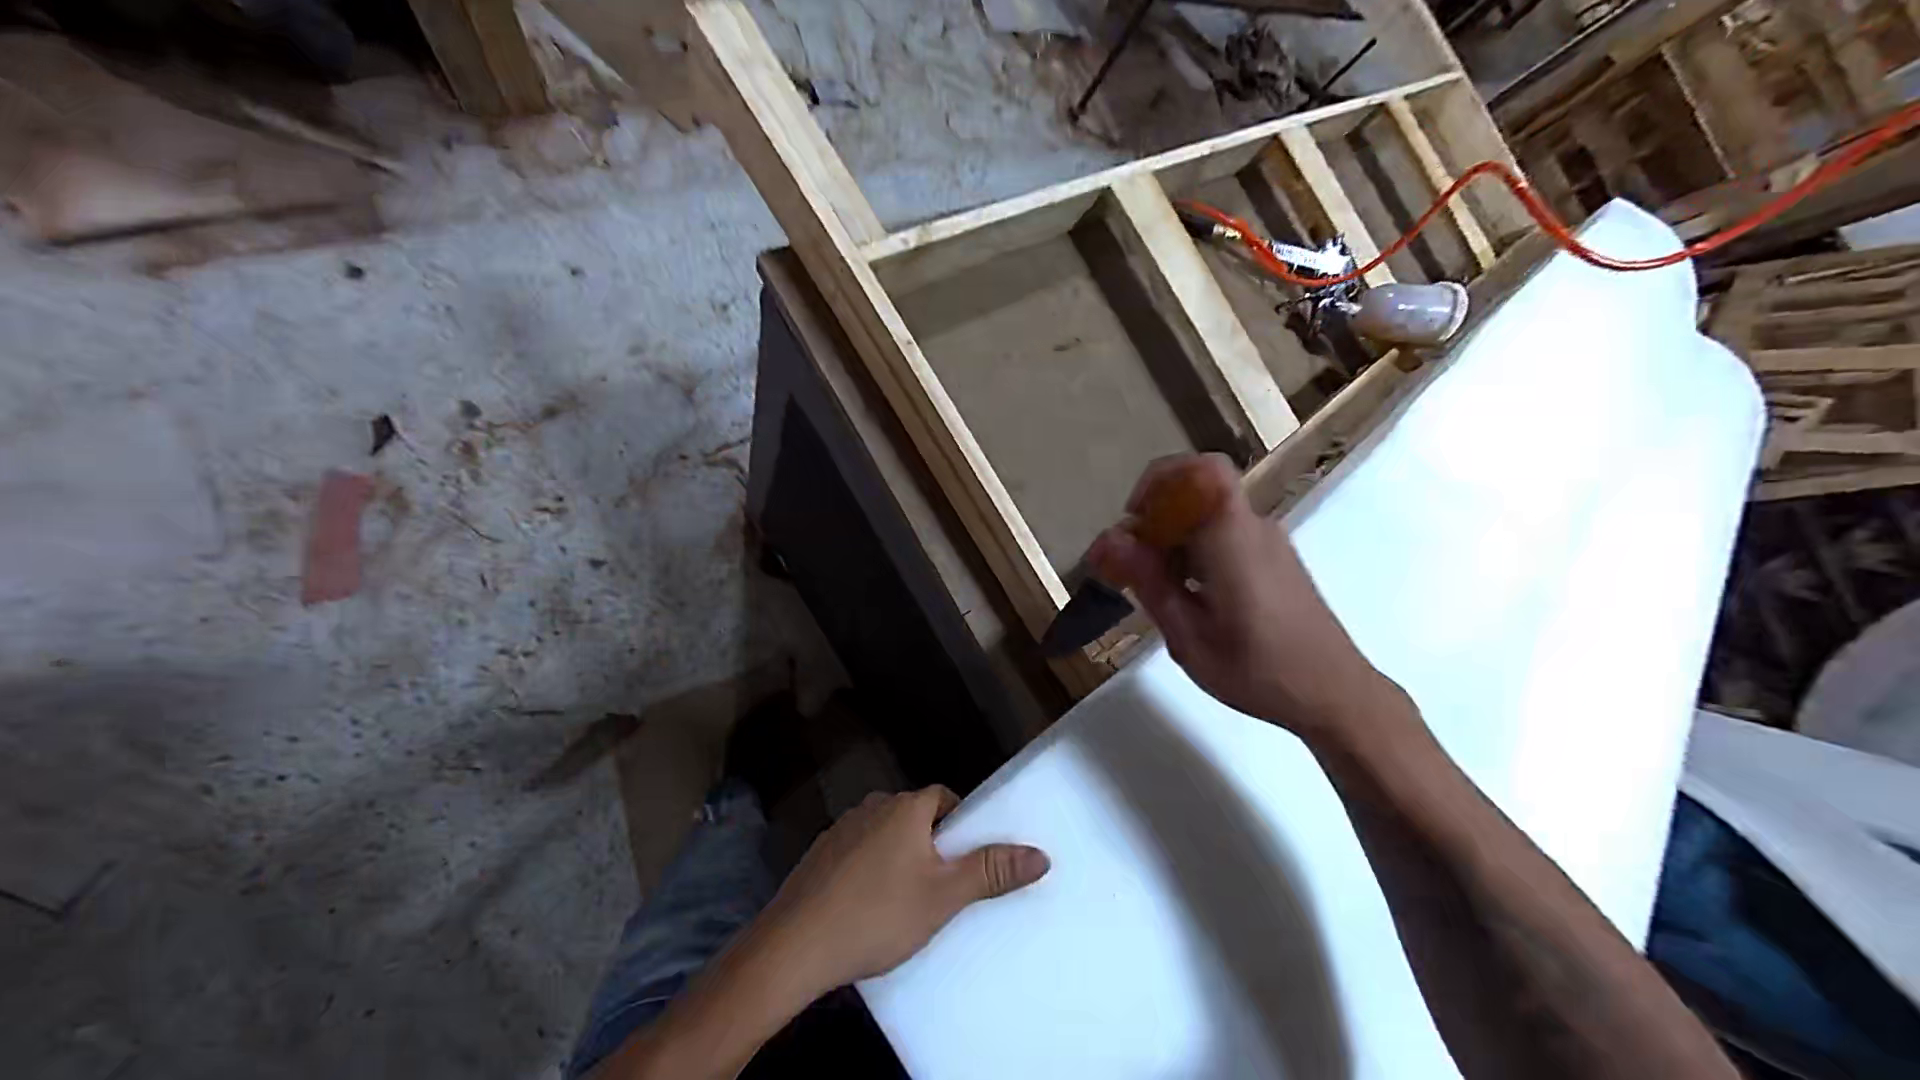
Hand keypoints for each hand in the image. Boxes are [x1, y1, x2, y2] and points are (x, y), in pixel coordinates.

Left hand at [755, 786, 1048, 995]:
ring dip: (900, 857)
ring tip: (907, 901)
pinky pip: (858, 853)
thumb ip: (990, 872)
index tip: (967, 857)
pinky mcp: (819, 854)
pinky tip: (868, 907)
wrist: (796, 945)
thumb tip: (1040, 854)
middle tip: (943, 885)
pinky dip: (870, 870)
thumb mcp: (943, 897)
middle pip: (914, 815)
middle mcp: (872, 807)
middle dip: (932, 844)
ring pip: (885, 835)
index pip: (944, 797)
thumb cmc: (878, 914)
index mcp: (904, 807)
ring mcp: (841, 829)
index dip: (961, 823)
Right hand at [1086, 453, 1409, 742]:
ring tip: (1155, 592)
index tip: (1133, 523)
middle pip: (1195, 494)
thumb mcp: (1189, 636)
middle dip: (1154, 520)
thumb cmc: (1259, 672)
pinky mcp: (1274, 560)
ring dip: (1172, 540)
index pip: (1199, 471)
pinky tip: (1188, 598)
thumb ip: (1149, 582)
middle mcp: (1253, 528)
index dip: (1159, 482)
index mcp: (1233, 539)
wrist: (1335, 696)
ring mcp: (1268, 543)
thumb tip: (1109, 539)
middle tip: (1129, 569)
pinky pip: (1224, 535)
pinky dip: (1194, 552)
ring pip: (1207, 516)